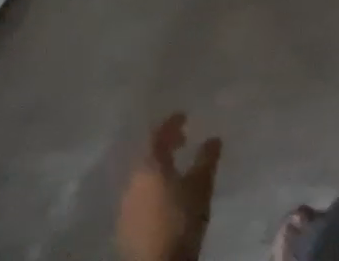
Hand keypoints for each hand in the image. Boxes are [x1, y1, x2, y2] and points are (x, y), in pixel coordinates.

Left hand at [117, 114, 221, 260]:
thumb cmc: (181, 219)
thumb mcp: (201, 187)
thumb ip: (207, 160)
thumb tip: (213, 138)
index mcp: (150, 165)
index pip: (158, 135)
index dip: (172, 123)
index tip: (184, 115)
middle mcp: (132, 179)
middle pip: (147, 154)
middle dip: (165, 145)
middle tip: (182, 141)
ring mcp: (125, 202)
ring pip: (142, 175)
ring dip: (158, 167)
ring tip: (175, 169)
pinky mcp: (124, 222)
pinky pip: (139, 193)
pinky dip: (152, 185)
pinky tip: (164, 195)